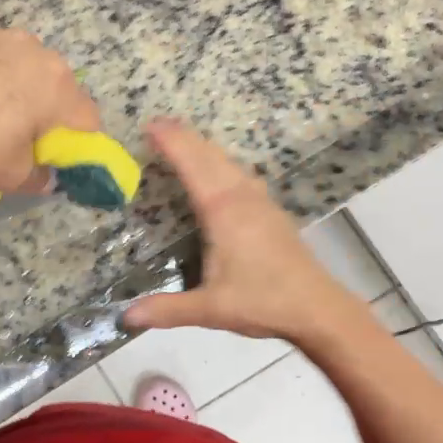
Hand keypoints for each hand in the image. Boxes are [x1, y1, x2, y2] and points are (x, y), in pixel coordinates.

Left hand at [0, 29, 101, 197]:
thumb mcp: (12, 177)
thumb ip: (40, 176)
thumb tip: (45, 174)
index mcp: (56, 84)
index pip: (87, 120)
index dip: (78, 148)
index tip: (57, 165)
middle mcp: (32, 50)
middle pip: (55, 88)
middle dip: (46, 116)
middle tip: (19, 146)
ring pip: (19, 69)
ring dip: (14, 93)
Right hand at [123, 120, 367, 343]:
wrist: (317, 309)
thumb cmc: (263, 302)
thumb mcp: (209, 309)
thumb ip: (166, 310)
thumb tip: (126, 317)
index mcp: (224, 212)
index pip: (193, 166)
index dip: (171, 143)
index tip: (149, 125)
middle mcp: (243, 198)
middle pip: (211, 156)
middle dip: (184, 137)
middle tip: (157, 125)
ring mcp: (261, 203)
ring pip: (229, 163)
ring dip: (204, 149)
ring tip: (183, 142)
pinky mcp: (272, 213)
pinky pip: (240, 175)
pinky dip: (221, 164)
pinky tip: (219, 173)